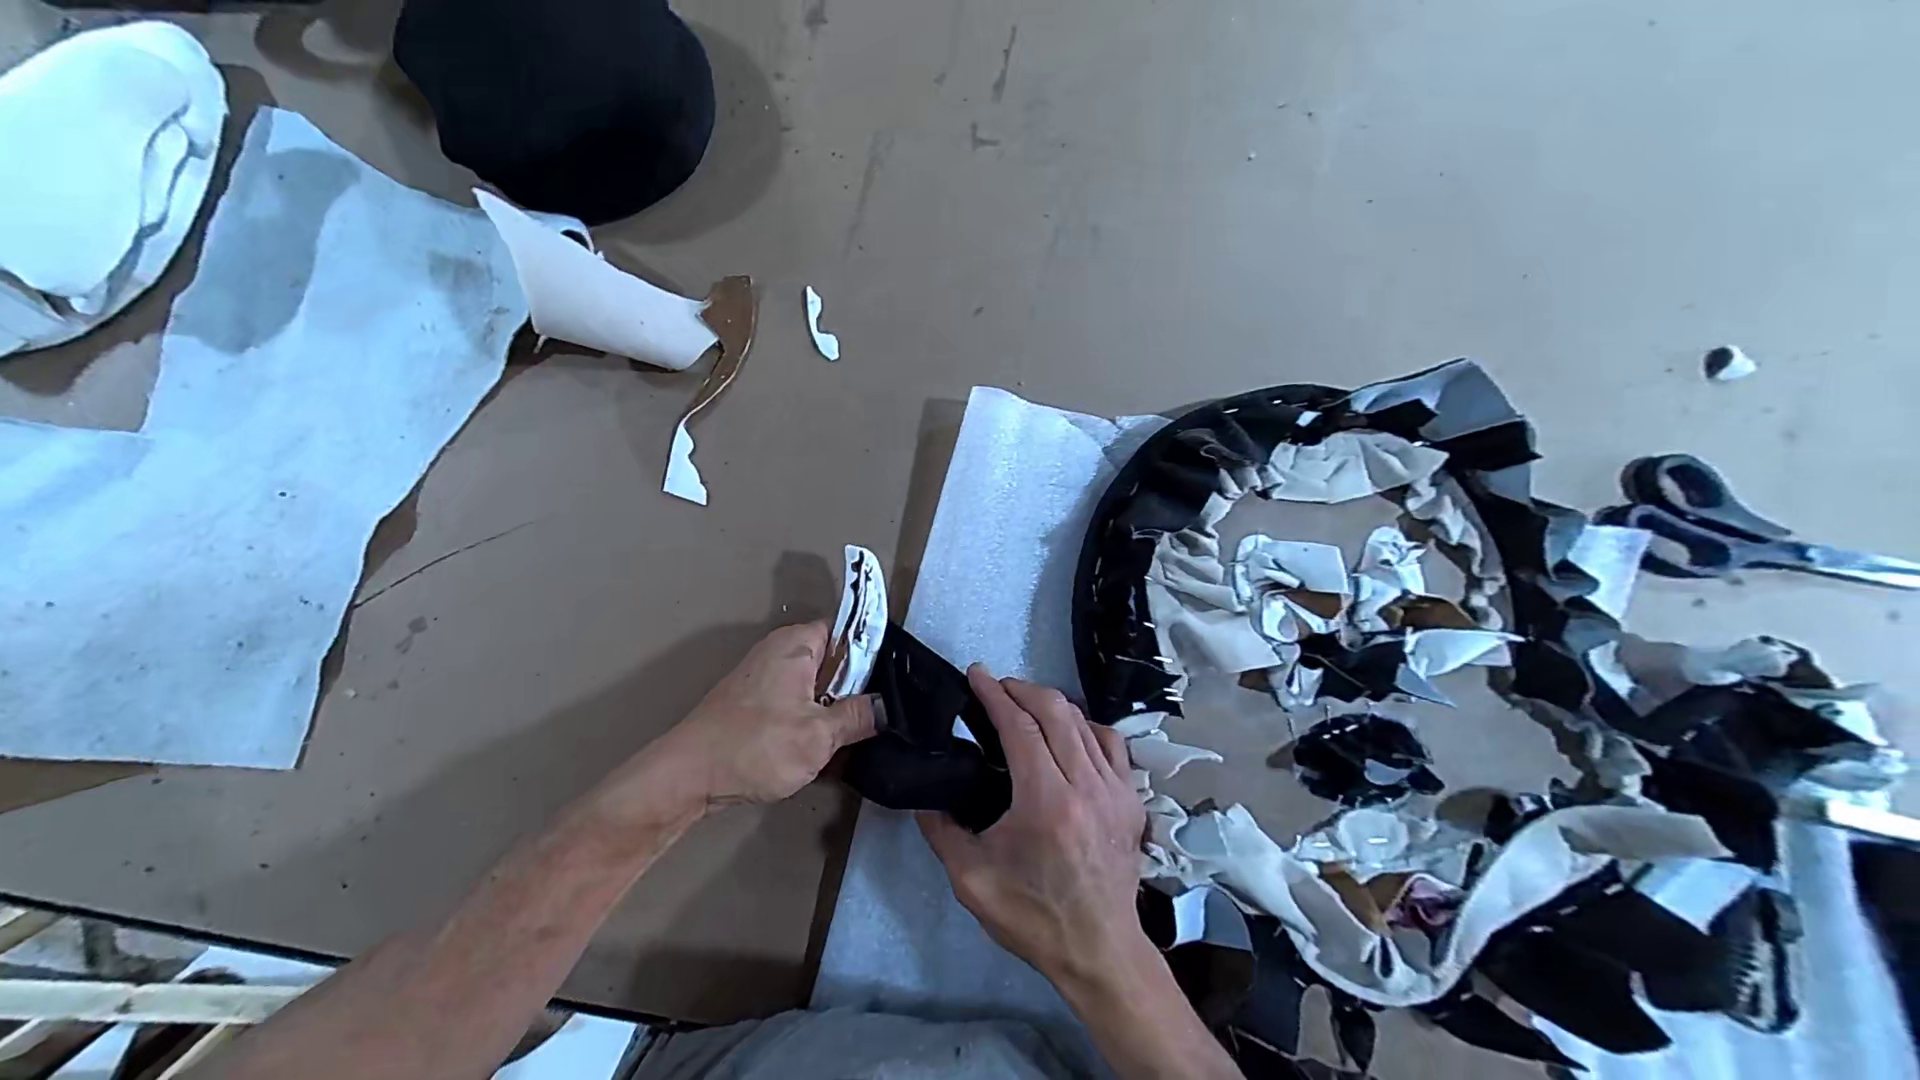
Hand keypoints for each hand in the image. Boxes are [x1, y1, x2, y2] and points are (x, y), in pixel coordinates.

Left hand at [648, 622, 880, 811]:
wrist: (687, 777)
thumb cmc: (754, 746)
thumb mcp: (819, 736)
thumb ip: (858, 717)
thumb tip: (886, 708)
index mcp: (797, 643)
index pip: (848, 630)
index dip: (872, 653)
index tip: (890, 681)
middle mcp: (778, 651)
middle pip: (833, 660)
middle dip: (852, 687)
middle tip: (872, 714)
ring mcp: (763, 677)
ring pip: (814, 685)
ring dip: (830, 709)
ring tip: (846, 735)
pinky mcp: (753, 702)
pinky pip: (795, 701)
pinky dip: (808, 719)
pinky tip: (815, 746)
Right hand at [918, 665, 1148, 989]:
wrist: (1100, 951)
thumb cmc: (1034, 916)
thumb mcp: (972, 880)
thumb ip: (941, 831)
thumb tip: (925, 798)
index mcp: (1046, 800)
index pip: (1020, 725)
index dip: (994, 694)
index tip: (976, 674)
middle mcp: (1086, 784)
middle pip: (1055, 710)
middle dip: (1021, 688)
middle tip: (996, 686)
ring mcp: (1116, 789)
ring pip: (1083, 721)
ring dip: (1051, 704)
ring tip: (1025, 705)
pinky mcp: (1132, 799)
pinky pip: (1110, 743)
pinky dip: (1085, 726)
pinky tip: (1068, 733)